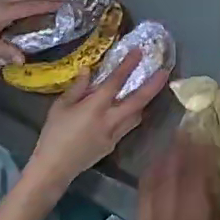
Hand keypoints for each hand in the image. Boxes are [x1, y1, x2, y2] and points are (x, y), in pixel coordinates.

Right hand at [25, 52, 167, 185]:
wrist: (55, 168)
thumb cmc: (53, 134)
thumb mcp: (60, 106)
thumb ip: (77, 87)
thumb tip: (88, 70)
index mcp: (95, 107)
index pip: (116, 82)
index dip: (129, 65)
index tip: (140, 51)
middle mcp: (110, 119)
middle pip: (138, 101)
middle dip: (154, 86)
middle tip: (165, 72)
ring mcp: (115, 134)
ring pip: (137, 115)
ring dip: (145, 102)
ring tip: (150, 90)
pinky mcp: (113, 145)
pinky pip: (128, 126)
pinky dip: (131, 116)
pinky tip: (127, 111)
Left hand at [134, 137, 219, 219]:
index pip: (190, 185)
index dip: (195, 158)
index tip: (202, 134)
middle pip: (163, 185)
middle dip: (172, 156)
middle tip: (184, 133)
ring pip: (146, 198)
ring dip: (157, 171)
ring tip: (170, 153)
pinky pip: (143, 216)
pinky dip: (150, 194)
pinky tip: (160, 192)